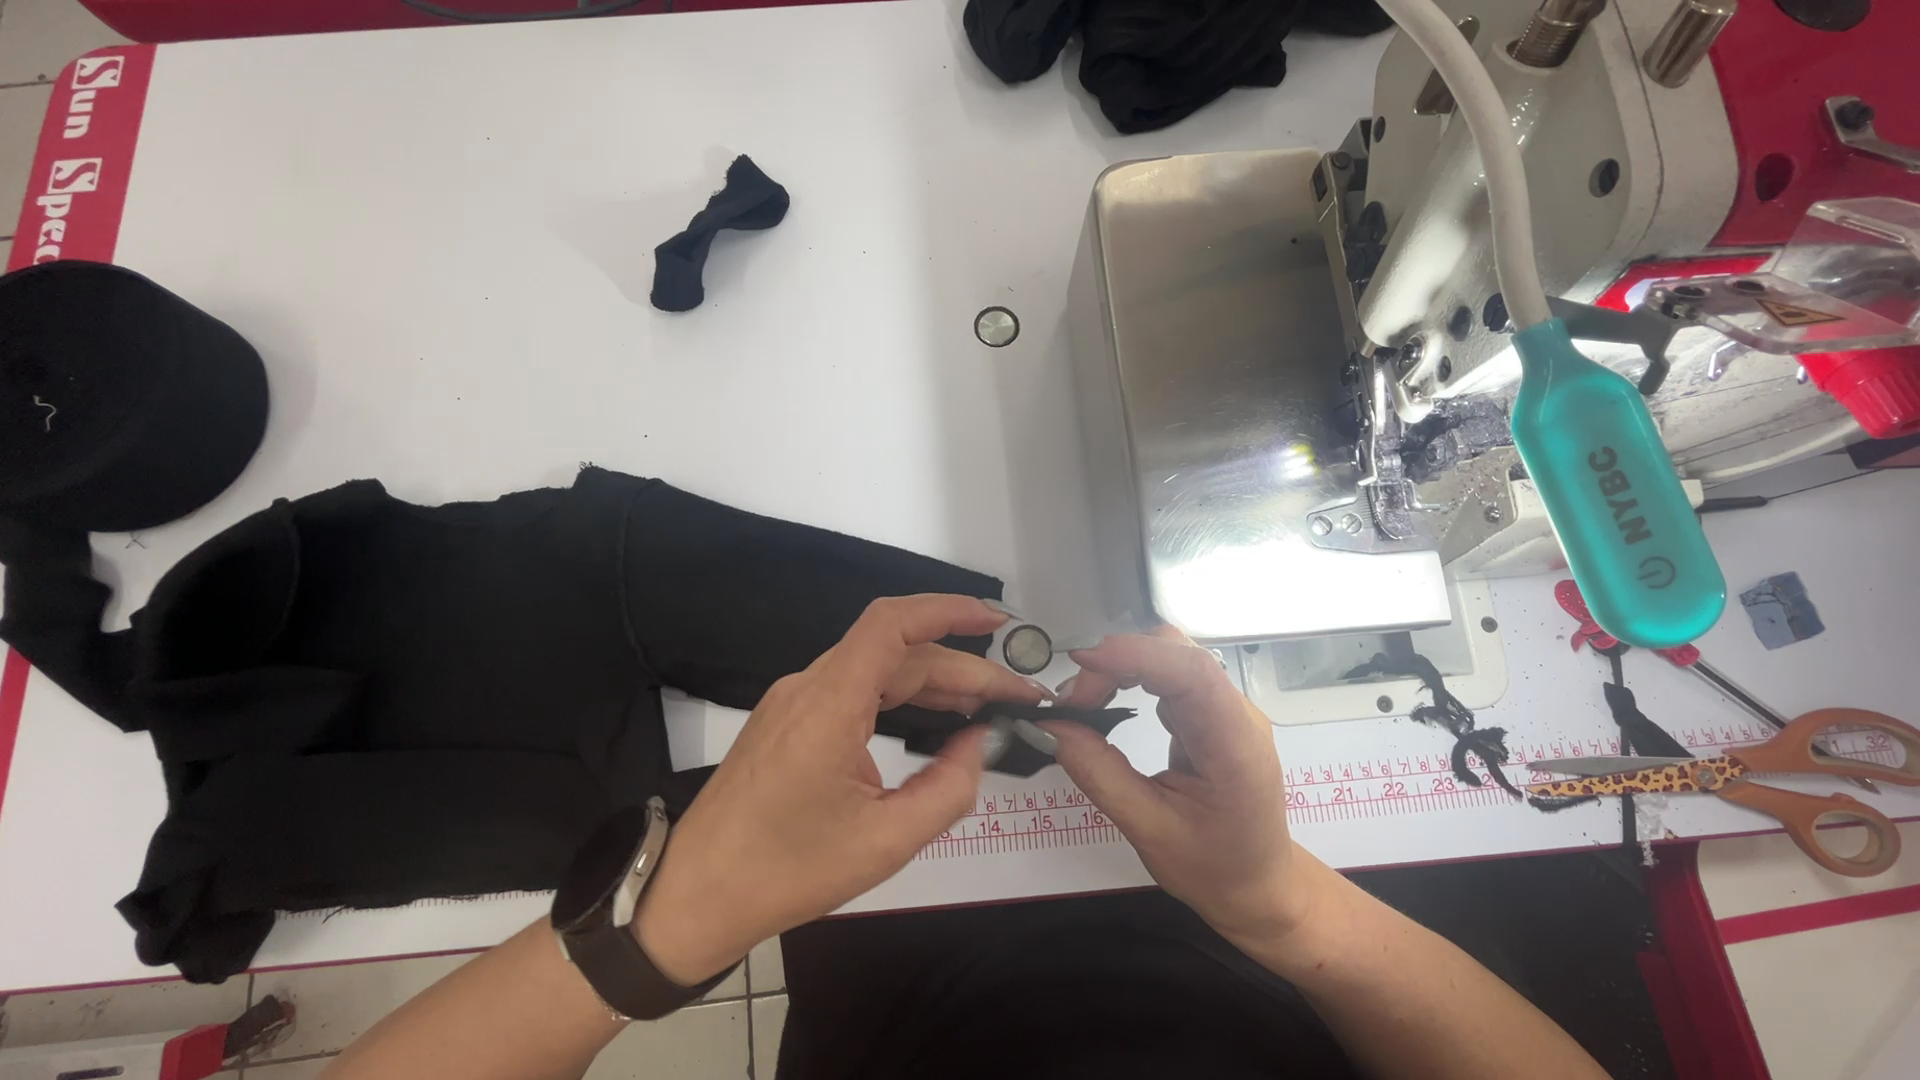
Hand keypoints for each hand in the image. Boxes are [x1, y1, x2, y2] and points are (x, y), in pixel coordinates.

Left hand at [633, 594, 1043, 983]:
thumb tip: (981, 741)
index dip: (947, 609)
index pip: (891, 624)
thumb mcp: (885, 841)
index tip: (996, 620)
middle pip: (896, 654)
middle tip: (1016, 697)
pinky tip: (932, 719)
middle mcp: (808, 687)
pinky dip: (899, 698)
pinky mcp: (787, 723)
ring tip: (986, 706)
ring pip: (876, 671)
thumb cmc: (786, 872)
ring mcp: (793, 702)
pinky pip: (854, 692)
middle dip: (961, 668)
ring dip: (932, 682)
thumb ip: (949, 787)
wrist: (691, 897)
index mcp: (829, 703)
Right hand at [1041, 627, 1307, 948]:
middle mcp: (1237, 715)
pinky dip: (1132, 678)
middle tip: (1073, 701)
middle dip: (1117, 662)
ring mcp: (1227, 710)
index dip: (1135, 654)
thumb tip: (1050, 726)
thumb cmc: (1213, 867)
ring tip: (1084, 703)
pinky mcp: (1212, 713)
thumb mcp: (1148, 829)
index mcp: (1233, 746)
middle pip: (1177, 653)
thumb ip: (1098, 773)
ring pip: (1171, 657)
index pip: (1191, 672)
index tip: (1082, 661)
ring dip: (1122, 667)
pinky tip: (1108, 703)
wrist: (1260, 886)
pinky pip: (1170, 676)